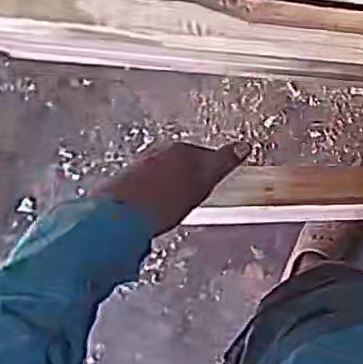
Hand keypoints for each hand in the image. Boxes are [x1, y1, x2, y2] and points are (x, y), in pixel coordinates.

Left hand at [99, 141, 249, 234]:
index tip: (215, 181)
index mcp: (182, 149)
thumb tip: (244, 146)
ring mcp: (138, 168)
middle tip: (196, 195)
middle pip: (182, 163)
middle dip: (189, 176)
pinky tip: (154, 210)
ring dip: (169, 186)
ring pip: (162, 174)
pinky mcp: (121, 185)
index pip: (207, 154)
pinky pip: (145, 187)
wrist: (118, 217)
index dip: (213, 170)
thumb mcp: (206, 180)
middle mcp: (159, 153)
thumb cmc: (165, 199)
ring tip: (175, 206)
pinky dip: (152, 195)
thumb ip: (226, 161)